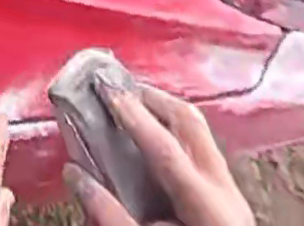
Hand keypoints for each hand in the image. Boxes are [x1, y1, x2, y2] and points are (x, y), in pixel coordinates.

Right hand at [65, 87, 252, 225]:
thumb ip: (110, 216)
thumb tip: (73, 173)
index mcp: (210, 210)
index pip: (166, 148)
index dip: (132, 116)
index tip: (103, 89)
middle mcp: (226, 194)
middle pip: (189, 123)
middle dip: (150, 98)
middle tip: (113, 90)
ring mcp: (230, 195)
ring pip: (196, 131)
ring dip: (159, 110)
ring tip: (124, 104)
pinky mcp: (225, 200)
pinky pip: (196, 146)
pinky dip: (167, 129)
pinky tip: (143, 136)